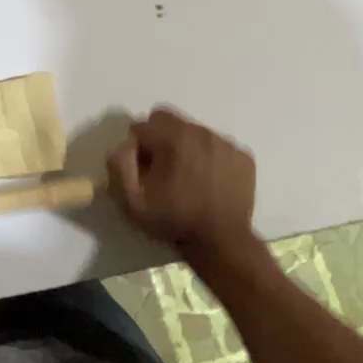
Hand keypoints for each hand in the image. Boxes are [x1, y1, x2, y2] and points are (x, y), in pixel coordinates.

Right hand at [107, 107, 257, 254]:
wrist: (221, 242)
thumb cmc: (173, 221)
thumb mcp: (131, 201)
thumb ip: (118, 166)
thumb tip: (126, 144)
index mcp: (173, 139)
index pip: (142, 125)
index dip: (138, 148)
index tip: (144, 170)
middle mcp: (201, 132)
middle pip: (168, 119)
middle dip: (159, 138)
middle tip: (164, 169)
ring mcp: (225, 143)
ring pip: (193, 130)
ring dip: (185, 147)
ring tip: (188, 177)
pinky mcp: (243, 155)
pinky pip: (217, 145)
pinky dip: (209, 157)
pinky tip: (209, 180)